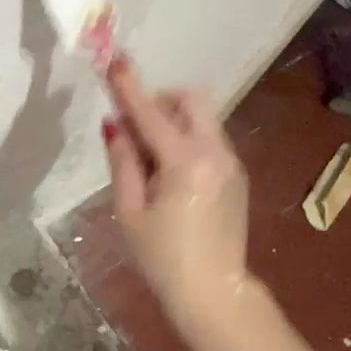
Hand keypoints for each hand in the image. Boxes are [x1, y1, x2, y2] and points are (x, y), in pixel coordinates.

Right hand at [102, 55, 251, 318]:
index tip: (114, 58)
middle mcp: (215, 153)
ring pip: (202, 119)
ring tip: (149, 161)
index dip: (129, 85)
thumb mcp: (130, 211)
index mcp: (185, 163)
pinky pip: (209, 141)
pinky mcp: (237, 176)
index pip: (151, 113)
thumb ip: (123, 162)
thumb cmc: (162, 258)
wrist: (214, 292)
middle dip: (161, 99)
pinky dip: (187, 141)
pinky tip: (170, 176)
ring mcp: (232, 163)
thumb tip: (116, 125)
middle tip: (136, 127)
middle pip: (192, 99)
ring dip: (174, 122)